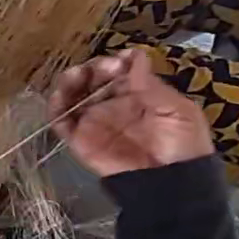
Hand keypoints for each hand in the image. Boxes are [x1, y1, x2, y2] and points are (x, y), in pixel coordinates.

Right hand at [47, 47, 213, 177]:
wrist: (170, 184)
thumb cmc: (183, 145)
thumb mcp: (177, 111)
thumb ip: (152, 85)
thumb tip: (135, 55)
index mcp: (136, 93)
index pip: (118, 70)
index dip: (115, 62)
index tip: (120, 61)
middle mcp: (111, 103)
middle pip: (92, 78)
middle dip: (92, 68)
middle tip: (100, 68)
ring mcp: (93, 120)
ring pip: (72, 94)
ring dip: (69, 81)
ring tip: (74, 76)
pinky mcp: (78, 138)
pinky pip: (60, 119)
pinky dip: (55, 106)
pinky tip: (59, 97)